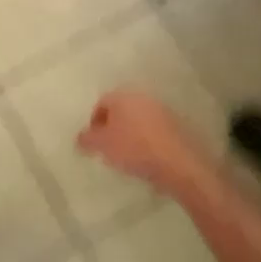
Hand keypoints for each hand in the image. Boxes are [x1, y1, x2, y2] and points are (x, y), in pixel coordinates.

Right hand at [75, 89, 208, 194]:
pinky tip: (149, 160)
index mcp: (123, 96)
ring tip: (130, 156)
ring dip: (133, 134)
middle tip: (110, 147)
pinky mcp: (180, 128)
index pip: (101, 103)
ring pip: (140, 121)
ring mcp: (164, 112)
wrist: (181, 165)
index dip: (95, 123)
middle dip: (114, 127)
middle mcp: (143, 98)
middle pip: (122, 110)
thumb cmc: (135, 149)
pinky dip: (150, 142)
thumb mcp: (102, 146)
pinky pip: (157, 132)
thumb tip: (80, 138)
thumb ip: (86, 139)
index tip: (95, 142)